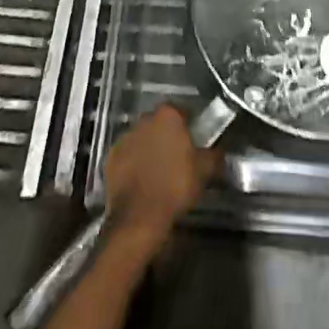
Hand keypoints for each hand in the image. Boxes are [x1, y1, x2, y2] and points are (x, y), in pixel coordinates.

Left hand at [104, 103, 222, 243]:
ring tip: (159, 171)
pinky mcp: (110, 157)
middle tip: (178, 156)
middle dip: (168, 135)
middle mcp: (143, 120)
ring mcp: (124, 137)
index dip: (189, 125)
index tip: (194, 141)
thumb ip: (214, 155)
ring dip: (149, 148)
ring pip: (142, 138)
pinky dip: (133, 163)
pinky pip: (127, 155)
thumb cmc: (176, 187)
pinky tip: (142, 180)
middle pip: (159, 123)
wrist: (139, 216)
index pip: (182, 111)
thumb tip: (218, 150)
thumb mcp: (204, 171)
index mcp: (168, 116)